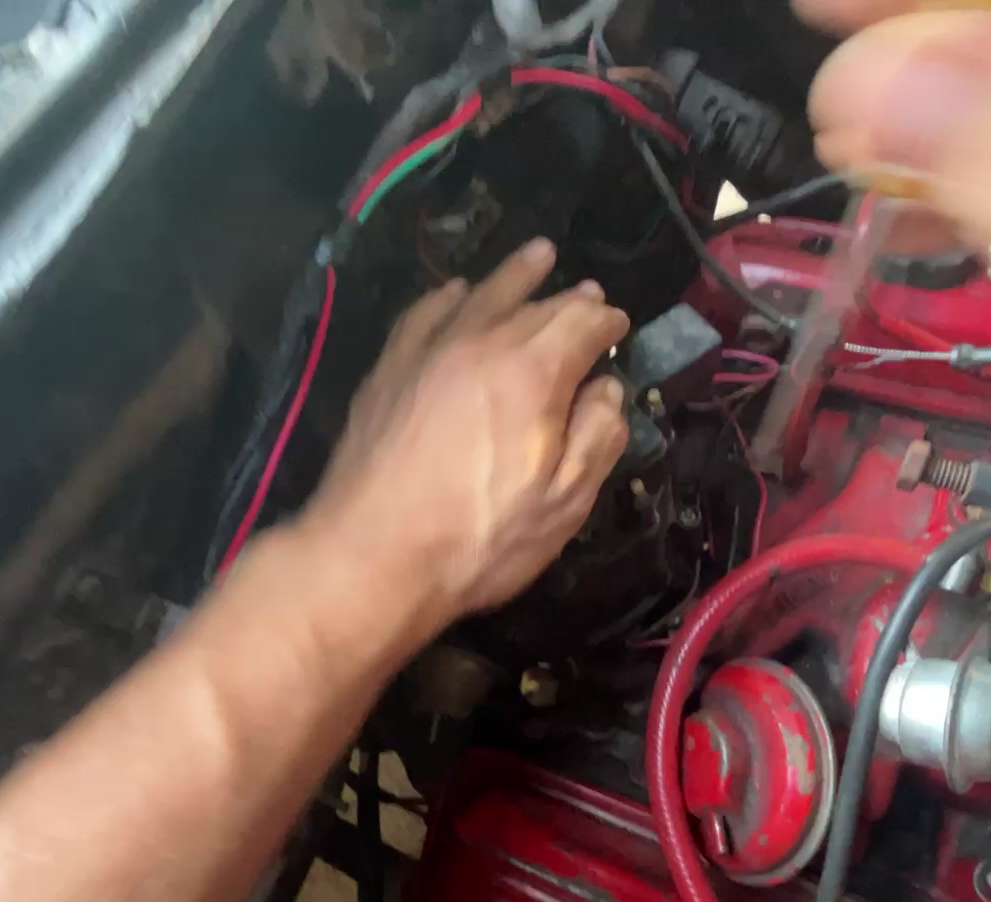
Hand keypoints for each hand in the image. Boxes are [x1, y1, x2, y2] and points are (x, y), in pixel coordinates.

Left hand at [299, 239, 630, 622]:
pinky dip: (448, 297)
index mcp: (532, 372)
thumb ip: (597, 437)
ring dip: (515, 276)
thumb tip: (607, 390)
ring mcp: (428, 351)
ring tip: (538, 256)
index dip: (607, 321)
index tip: (619, 327)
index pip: (582, 323)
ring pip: (481, 296)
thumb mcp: (563, 503)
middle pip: (536, 305)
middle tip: (589, 295)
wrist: (371, 556)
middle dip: (569, 299)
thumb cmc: (478, 539)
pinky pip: (424, 315)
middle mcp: (480, 343)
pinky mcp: (388, 370)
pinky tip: (455, 292)